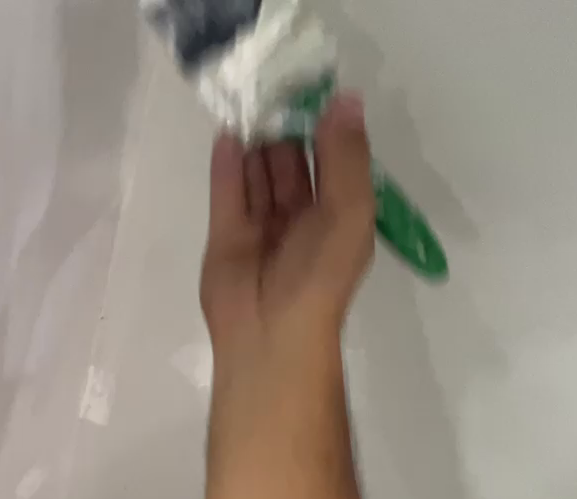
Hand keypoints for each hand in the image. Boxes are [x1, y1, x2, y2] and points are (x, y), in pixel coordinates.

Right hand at [200, 97, 375, 370]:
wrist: (271, 332)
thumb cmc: (321, 275)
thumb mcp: (351, 210)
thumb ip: (345, 157)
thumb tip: (343, 99)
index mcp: (337, 213)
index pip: (332, 160)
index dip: (324, 127)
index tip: (314, 89)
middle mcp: (299, 217)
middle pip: (291, 164)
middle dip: (285, 130)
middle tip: (277, 88)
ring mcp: (259, 228)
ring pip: (257, 177)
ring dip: (256, 144)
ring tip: (251, 102)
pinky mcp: (225, 238)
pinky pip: (227, 195)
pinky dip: (226, 167)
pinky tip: (228, 135)